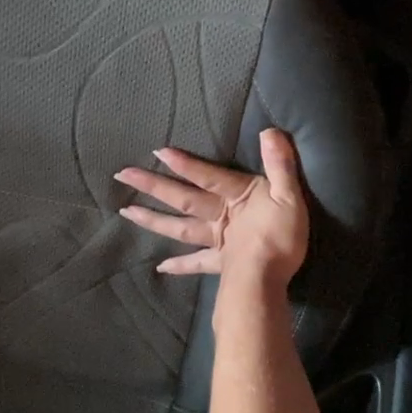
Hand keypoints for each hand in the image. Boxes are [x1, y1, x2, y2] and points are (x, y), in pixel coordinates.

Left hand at [114, 128, 307, 291]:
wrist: (269, 282)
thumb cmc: (280, 237)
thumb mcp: (289, 195)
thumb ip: (280, 164)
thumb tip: (269, 131)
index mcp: (237, 197)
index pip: (208, 176)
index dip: (184, 164)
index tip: (156, 152)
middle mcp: (220, 216)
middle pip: (184, 198)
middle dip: (154, 186)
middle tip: (122, 176)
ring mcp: (217, 242)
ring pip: (181, 228)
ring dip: (153, 220)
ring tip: (126, 212)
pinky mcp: (220, 264)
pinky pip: (196, 263)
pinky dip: (179, 266)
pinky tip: (160, 267)